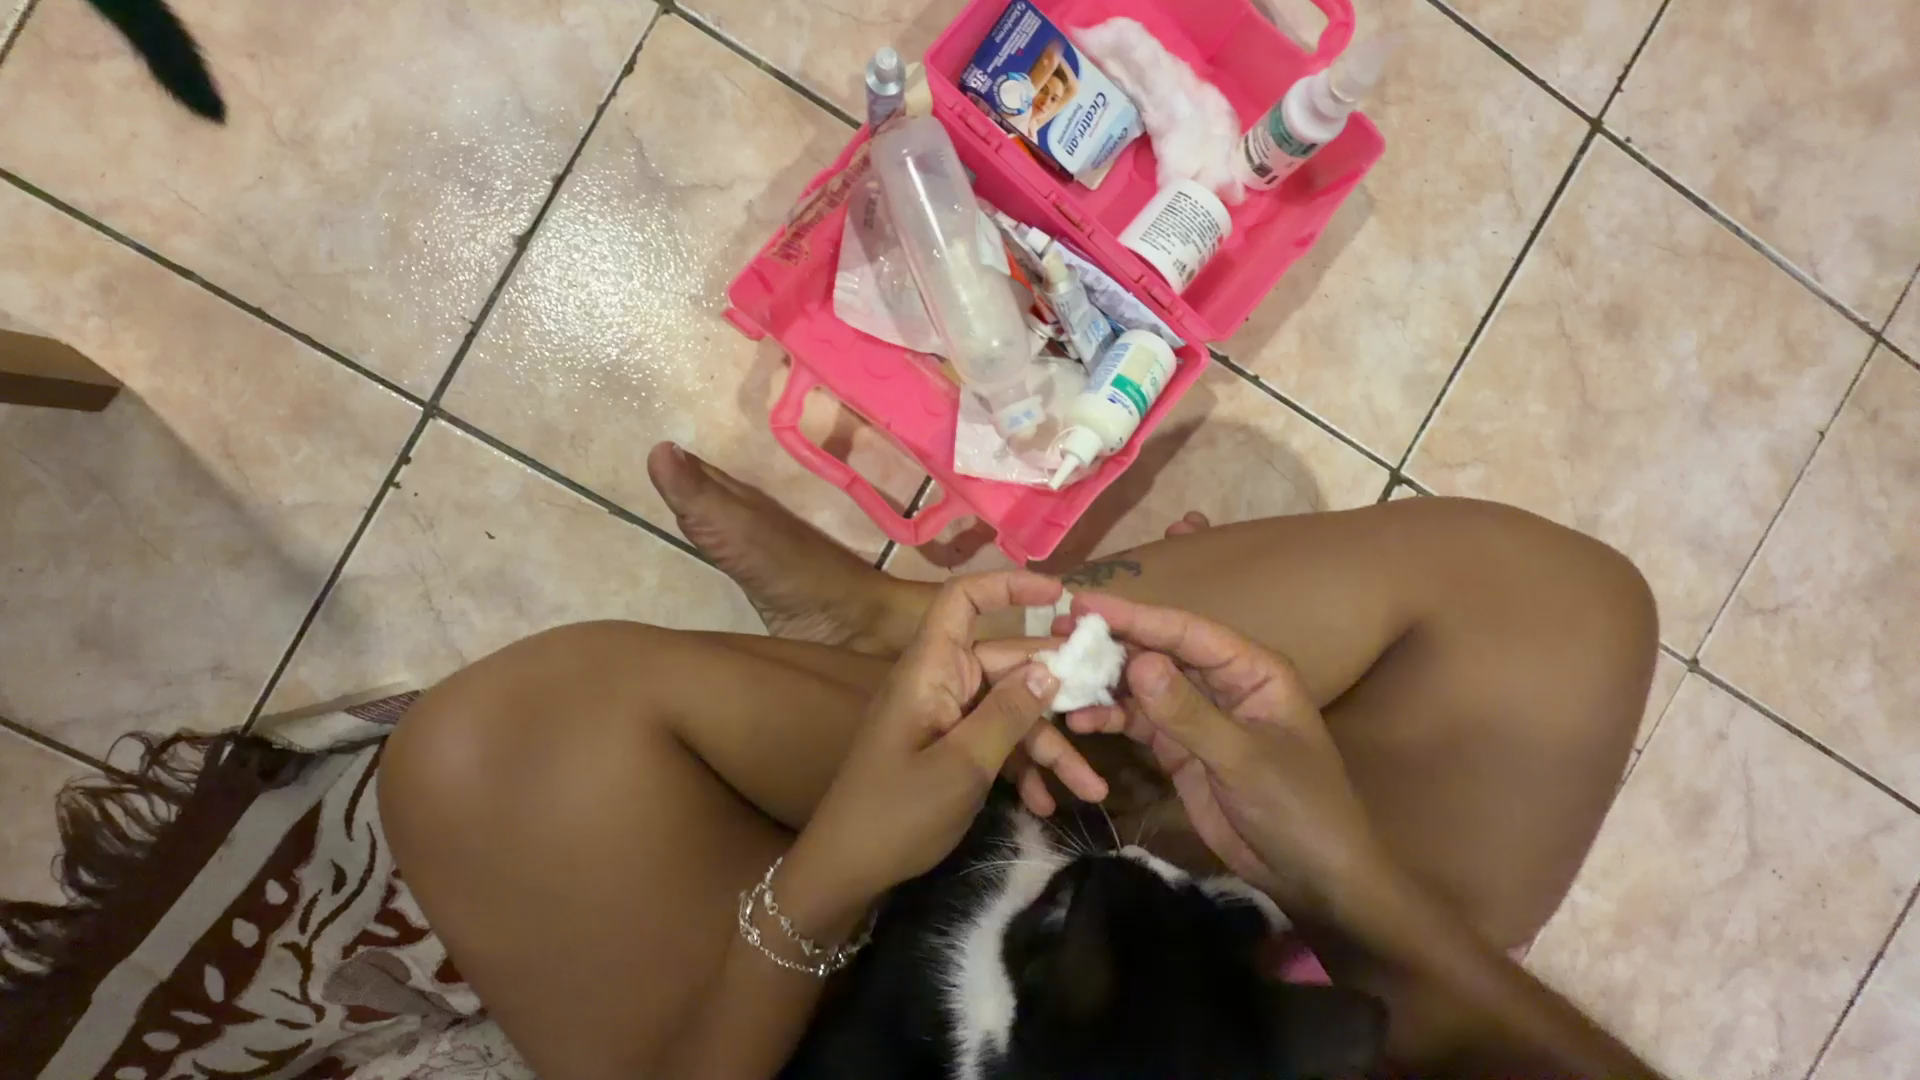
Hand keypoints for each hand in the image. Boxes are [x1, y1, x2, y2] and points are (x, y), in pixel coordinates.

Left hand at [783, 571, 1106, 923]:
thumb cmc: (897, 812)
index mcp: (931, 667)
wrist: (846, 870)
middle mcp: (940, 681)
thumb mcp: (963, 764)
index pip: (963, 600)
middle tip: (1106, 714)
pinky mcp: (949, 747)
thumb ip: (1009, 713)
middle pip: (1007, 663)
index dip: (1008, 586)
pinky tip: (1047, 804)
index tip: (1060, 596)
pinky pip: (995, 740)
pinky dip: (1022, 767)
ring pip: (1010, 709)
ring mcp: (945, 715)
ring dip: (1048, 747)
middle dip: (1056, 694)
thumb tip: (1051, 668)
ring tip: (1090, 788)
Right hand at [1065, 592, 1394, 921]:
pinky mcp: (1178, 747)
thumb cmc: (1298, 808)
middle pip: (1158, 652)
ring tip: (1059, 682)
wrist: (1312, 878)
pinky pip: (1137, 721)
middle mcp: (1220, 683)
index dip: (1135, 616)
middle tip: (1057, 635)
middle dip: (1110, 645)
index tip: (1084, 605)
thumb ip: (1189, 712)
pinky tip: (1078, 722)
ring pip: (1141, 686)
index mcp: (1250, 669)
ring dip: (1103, 684)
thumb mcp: (1243, 758)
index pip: (1186, 631)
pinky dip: (1108, 718)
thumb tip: (1138, 662)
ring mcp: (1196, 715)